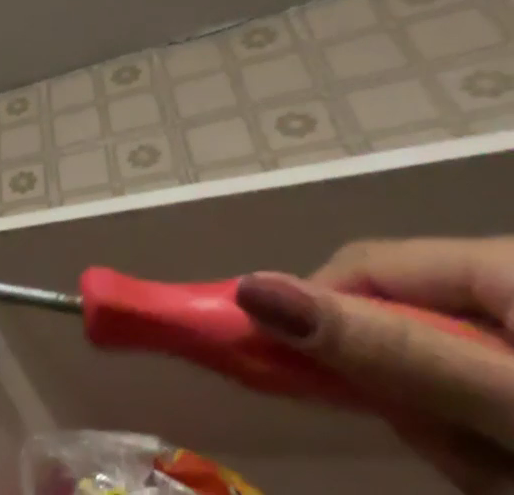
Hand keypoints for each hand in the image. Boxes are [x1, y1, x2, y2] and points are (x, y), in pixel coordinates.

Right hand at [237, 238, 513, 492]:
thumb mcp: (502, 401)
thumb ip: (384, 347)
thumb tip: (244, 287)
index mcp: (498, 261)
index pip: (358, 267)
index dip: (323, 320)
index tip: (327, 390)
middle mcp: (504, 276)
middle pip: (397, 317)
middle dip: (406, 389)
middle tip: (458, 453)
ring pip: (438, 362)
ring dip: (452, 424)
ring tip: (497, 469)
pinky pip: (478, 382)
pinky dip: (489, 431)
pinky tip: (511, 459)